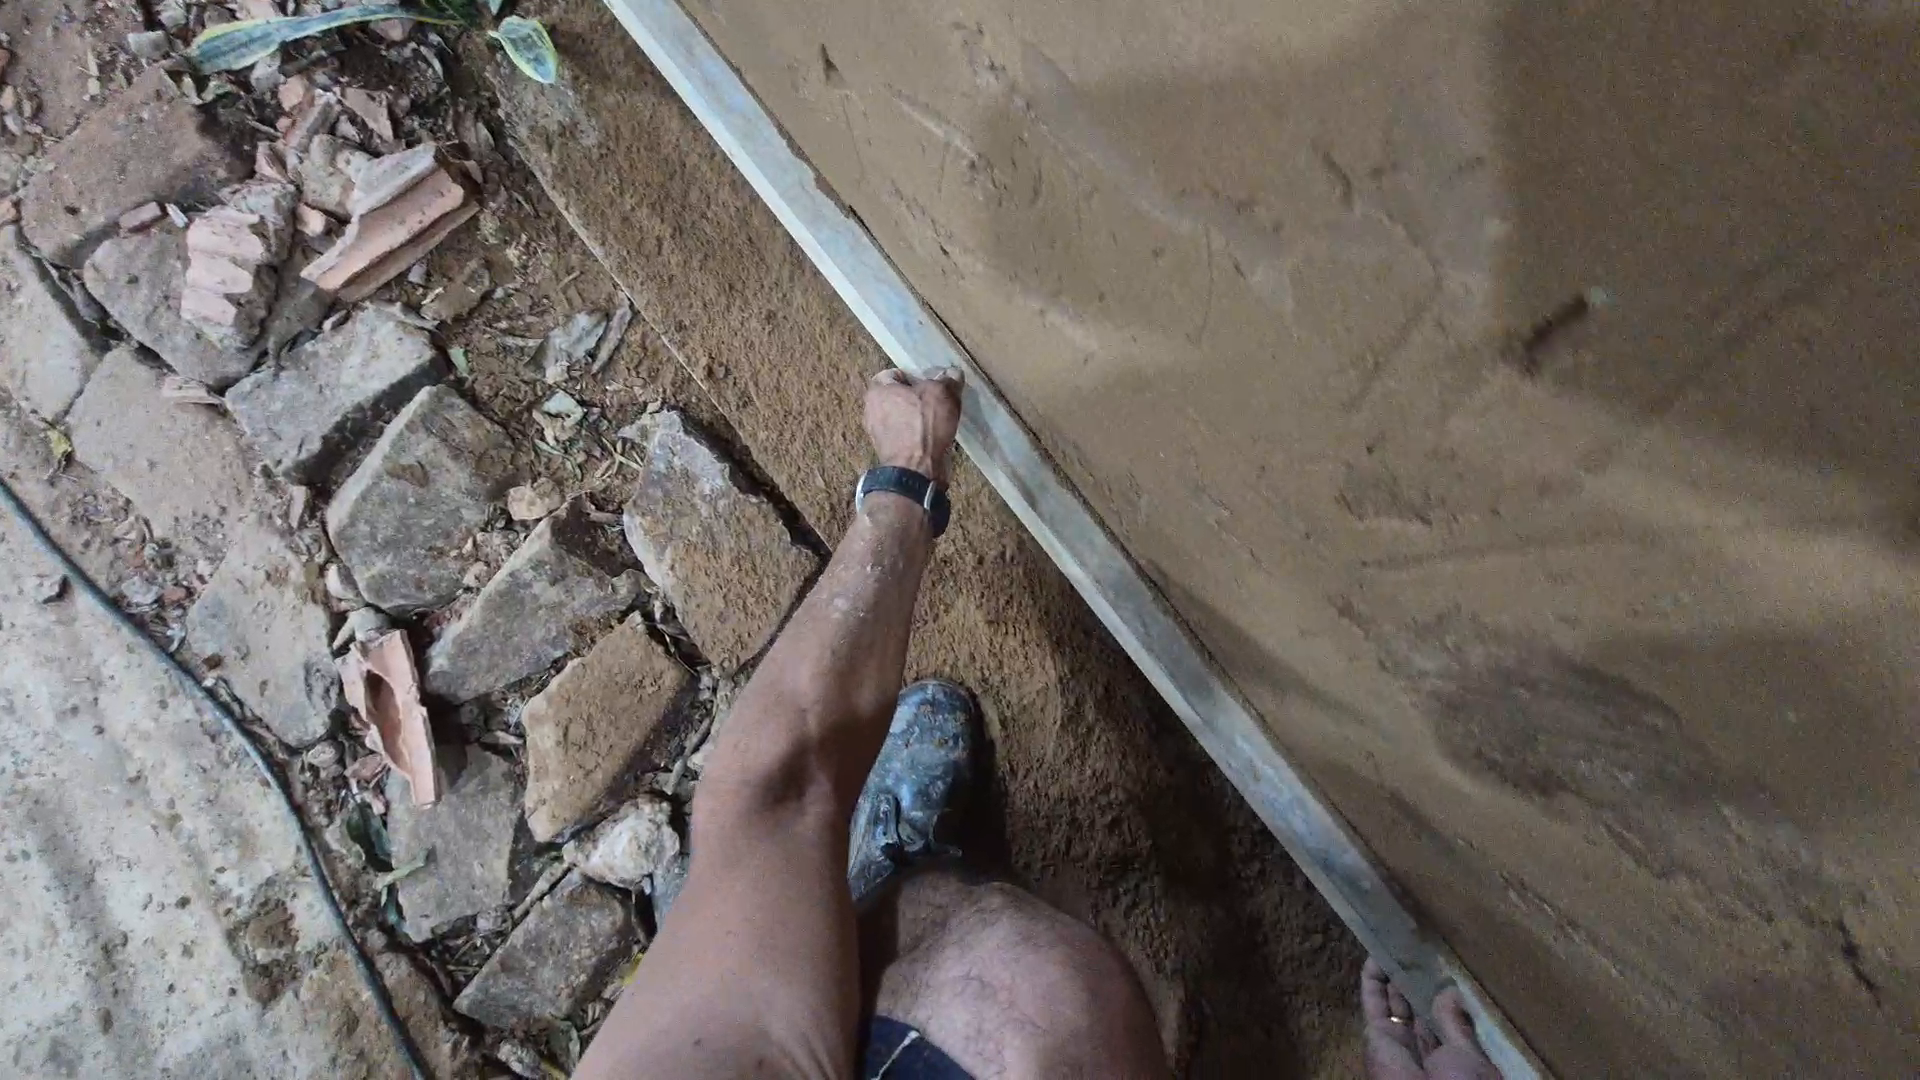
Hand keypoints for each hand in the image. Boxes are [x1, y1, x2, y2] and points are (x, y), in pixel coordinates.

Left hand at [864, 367, 963, 484]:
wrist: (916, 472)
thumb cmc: (924, 425)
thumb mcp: (942, 394)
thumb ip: (947, 380)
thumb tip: (953, 373)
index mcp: (877, 391)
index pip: (894, 373)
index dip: (915, 376)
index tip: (932, 384)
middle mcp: (872, 412)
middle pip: (899, 397)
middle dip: (918, 398)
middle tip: (939, 401)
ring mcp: (879, 435)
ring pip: (903, 418)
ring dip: (920, 418)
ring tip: (940, 421)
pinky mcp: (890, 453)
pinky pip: (906, 436)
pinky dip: (919, 436)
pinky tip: (935, 438)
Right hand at [1361, 959, 1500, 1079]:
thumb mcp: (1471, 1058)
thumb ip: (1457, 1025)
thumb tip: (1451, 991)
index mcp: (1452, 1058)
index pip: (1443, 1020)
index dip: (1439, 995)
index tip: (1439, 969)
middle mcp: (1422, 1047)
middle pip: (1416, 1008)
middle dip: (1414, 982)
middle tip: (1414, 951)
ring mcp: (1396, 1038)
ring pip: (1392, 999)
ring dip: (1392, 974)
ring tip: (1395, 945)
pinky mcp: (1374, 1031)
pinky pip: (1372, 1000)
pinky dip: (1371, 977)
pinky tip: (1377, 954)